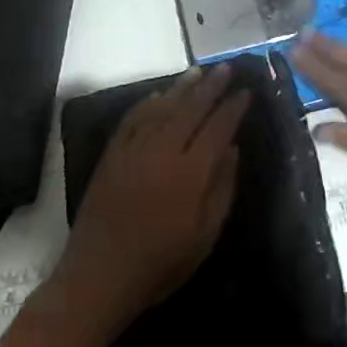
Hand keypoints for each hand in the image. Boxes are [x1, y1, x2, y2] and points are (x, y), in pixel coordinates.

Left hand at [59, 65, 250, 320]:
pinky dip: (147, 105)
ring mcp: (132, 153)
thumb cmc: (161, 264)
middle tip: (226, 69)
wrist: (100, 277)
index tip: (246, 92)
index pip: (218, 129)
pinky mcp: (111, 158)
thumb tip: (233, 149)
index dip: (233, 108)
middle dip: (211, 88)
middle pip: (190, 110)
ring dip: (181, 89)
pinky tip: (158, 96)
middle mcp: (162, 153)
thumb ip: (223, 188)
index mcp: (190, 174)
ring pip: (161, 110)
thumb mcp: (206, 234)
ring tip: (198, 72)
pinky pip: (131, 122)